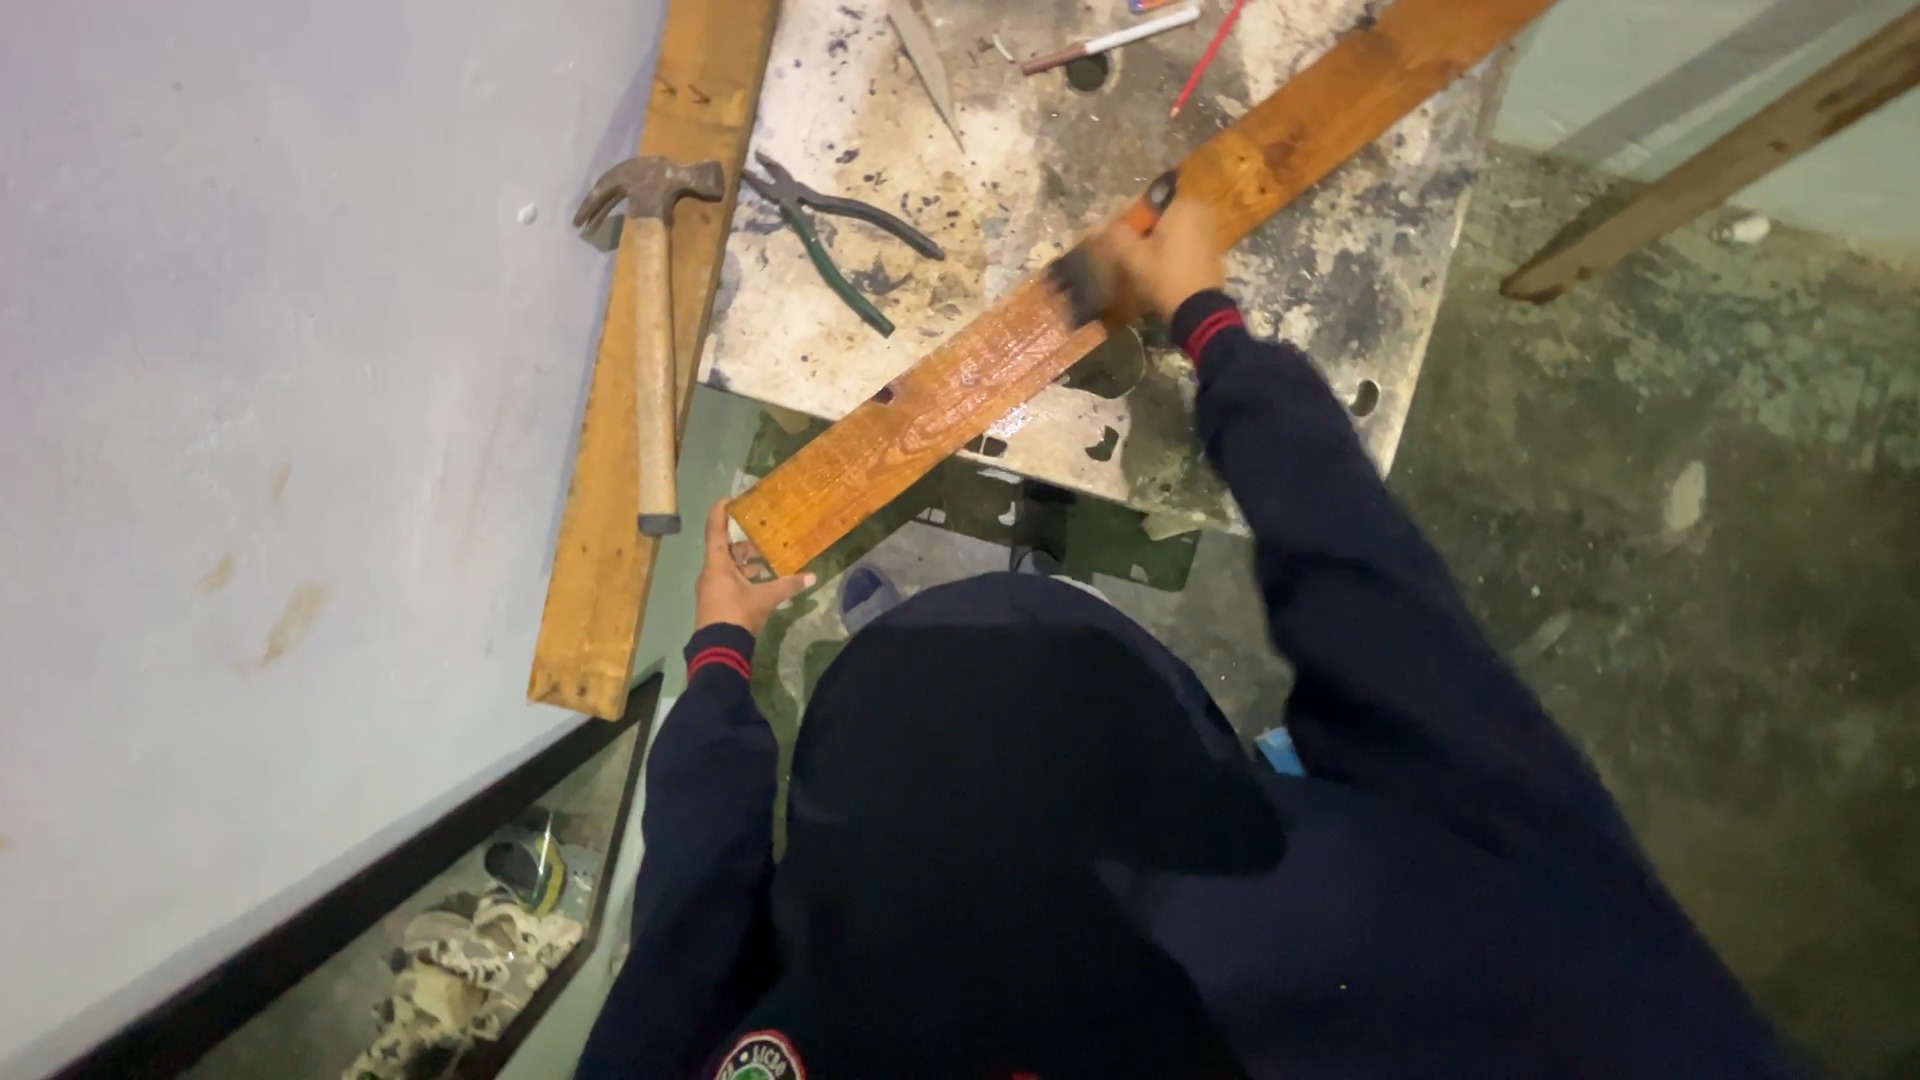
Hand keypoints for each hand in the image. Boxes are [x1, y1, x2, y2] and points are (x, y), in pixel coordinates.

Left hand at [694, 502, 815, 634]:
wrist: (719, 649)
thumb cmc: (738, 614)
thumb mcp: (766, 598)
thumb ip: (788, 585)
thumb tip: (812, 576)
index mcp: (717, 565)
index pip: (716, 531)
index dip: (720, 513)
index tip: (727, 499)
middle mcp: (711, 573)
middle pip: (724, 550)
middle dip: (743, 543)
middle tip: (761, 536)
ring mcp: (711, 589)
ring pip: (727, 567)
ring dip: (744, 563)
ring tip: (765, 562)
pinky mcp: (715, 602)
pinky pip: (728, 581)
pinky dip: (742, 578)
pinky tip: (759, 583)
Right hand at [1103, 197, 1224, 320]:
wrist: (1199, 310)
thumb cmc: (1165, 278)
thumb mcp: (1134, 257)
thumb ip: (1116, 236)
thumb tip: (1097, 226)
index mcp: (1180, 205)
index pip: (1143, 203)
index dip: (1125, 221)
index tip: (1115, 241)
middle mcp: (1197, 209)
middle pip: (1157, 217)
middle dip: (1140, 233)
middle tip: (1125, 255)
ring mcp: (1207, 228)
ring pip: (1169, 230)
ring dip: (1153, 243)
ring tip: (1139, 264)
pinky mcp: (1210, 247)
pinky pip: (1181, 242)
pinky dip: (1167, 251)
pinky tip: (1158, 269)